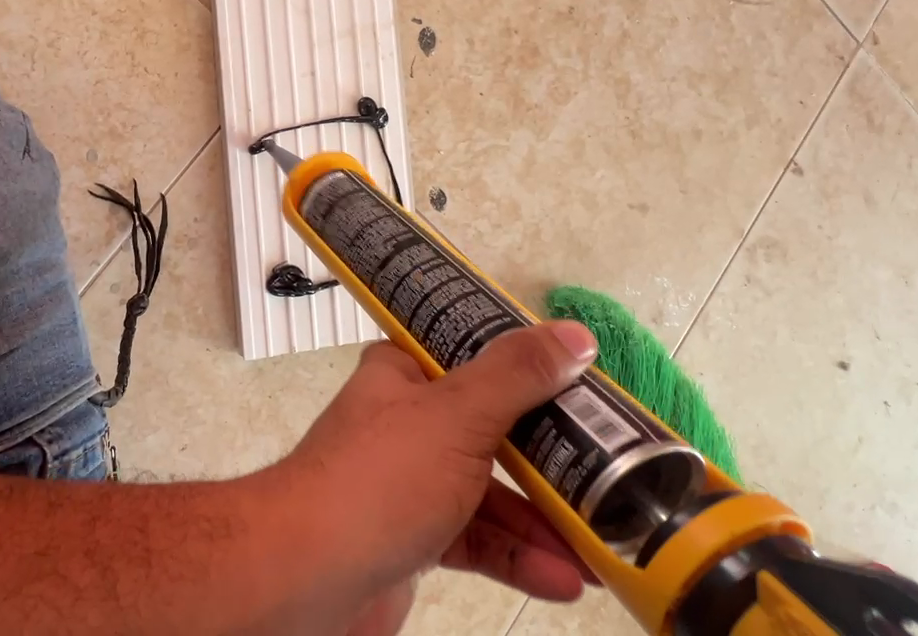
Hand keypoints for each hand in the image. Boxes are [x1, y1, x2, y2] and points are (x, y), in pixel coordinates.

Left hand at [271, 323, 602, 633]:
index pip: (470, 358)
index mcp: (402, 375)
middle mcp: (404, 421)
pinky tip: (562, 581)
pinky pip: (475, 539)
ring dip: (541, 522)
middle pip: (489, 430)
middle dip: (549, 460)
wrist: (307, 572)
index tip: (584, 396)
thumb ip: (515, 376)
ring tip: (599, 551)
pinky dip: (516, 557)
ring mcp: (406, 481)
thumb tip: (573, 335)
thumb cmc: (380, 479)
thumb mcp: (456, 416)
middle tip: (609, 480)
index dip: (526, 373)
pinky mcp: (411, 536)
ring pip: (487, 492)